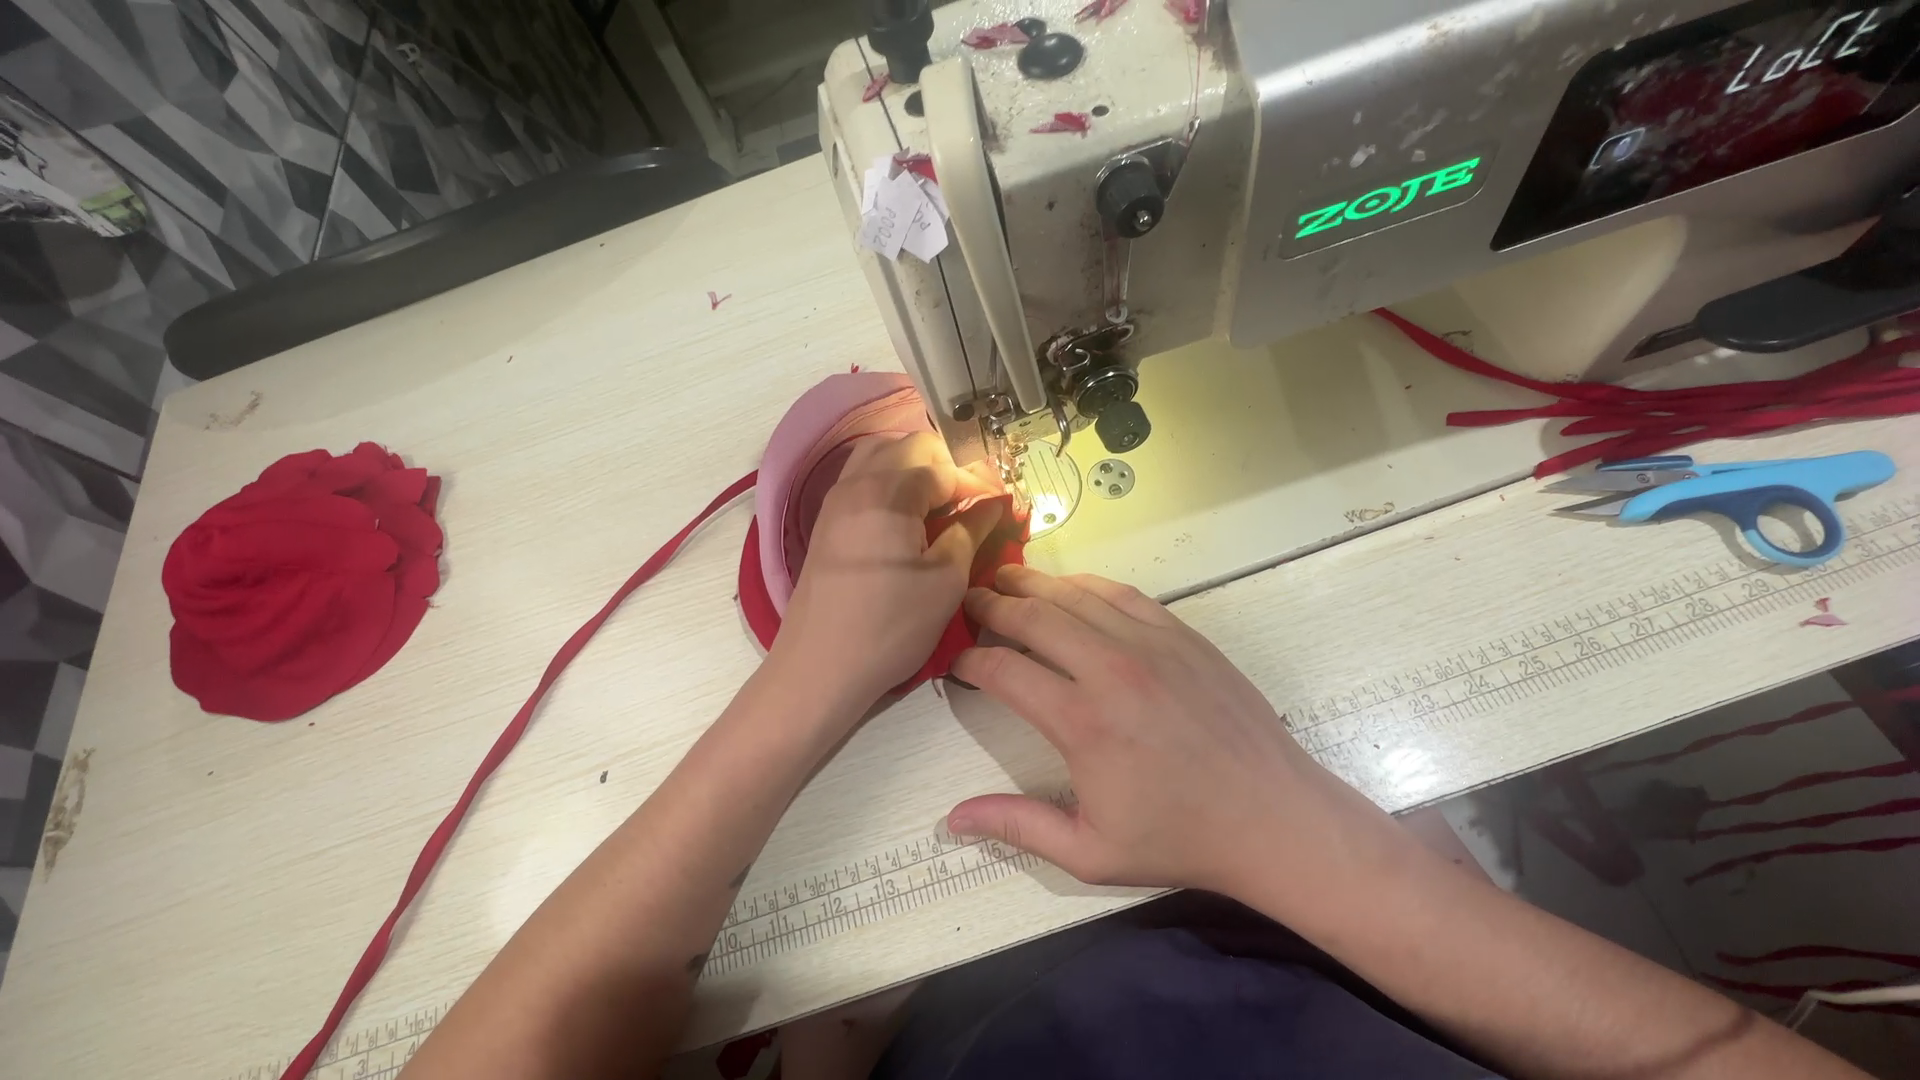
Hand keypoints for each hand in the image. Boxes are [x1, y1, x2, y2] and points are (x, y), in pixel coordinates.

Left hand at [777, 432, 1002, 706]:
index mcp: (887, 491)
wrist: (818, 668)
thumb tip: (993, 504)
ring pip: (879, 457)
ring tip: (941, 505)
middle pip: (907, 446)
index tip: (1001, 506)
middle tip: (972, 502)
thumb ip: (971, 531)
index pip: (942, 466)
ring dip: (914, 469)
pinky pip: (861, 481)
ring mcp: (834, 501)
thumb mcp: (945, 580)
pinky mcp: (826, 523)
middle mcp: (855, 483)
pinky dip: (890, 485)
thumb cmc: (890, 626)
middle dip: (945, 464)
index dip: (977, 483)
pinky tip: (909, 520)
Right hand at [946, 567, 1391, 904]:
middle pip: (1033, 616)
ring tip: (1003, 581)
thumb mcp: (1089, 852)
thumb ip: (1017, 826)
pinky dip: (1085, 585)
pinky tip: (1068, 588)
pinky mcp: (1183, 635)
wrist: (1271, 817)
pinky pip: (1123, 594)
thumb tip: (953, 818)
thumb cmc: (1179, 839)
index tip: (957, 665)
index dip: (969, 662)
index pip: (1003, 670)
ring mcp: (1152, 644)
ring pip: (1076, 595)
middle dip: (990, 606)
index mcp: (1082, 722)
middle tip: (967, 603)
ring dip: (1032, 584)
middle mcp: (1111, 669)